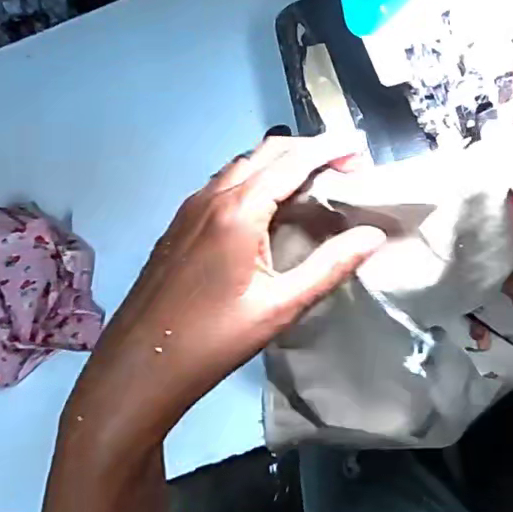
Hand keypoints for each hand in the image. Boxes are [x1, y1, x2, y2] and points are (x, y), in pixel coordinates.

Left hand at [65, 133, 387, 459]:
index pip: (293, 161)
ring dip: (281, 161)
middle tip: (345, 163)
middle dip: (308, 149)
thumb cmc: (213, 339)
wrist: (138, 365)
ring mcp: (191, 207)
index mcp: (238, 210)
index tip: (361, 146)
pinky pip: (225, 182)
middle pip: (267, 153)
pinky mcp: (181, 223)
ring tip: (315, 178)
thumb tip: (373, 235)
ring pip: (243, 165)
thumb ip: (330, 266)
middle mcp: (212, 196)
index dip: (330, 148)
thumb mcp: (280, 307)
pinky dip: (257, 177)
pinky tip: (270, 204)